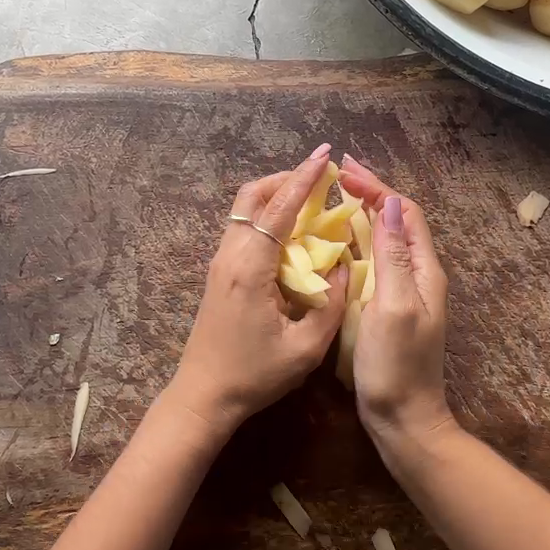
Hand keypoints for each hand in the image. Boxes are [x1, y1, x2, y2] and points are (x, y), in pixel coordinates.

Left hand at [165, 144, 348, 434]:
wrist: (203, 395)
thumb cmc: (254, 375)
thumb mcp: (305, 348)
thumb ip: (332, 305)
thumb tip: (346, 268)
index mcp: (250, 267)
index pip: (278, 208)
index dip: (303, 178)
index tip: (325, 154)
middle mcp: (230, 254)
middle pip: (254, 195)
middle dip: (288, 178)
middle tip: (321, 176)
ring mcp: (220, 260)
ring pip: (247, 208)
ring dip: (277, 194)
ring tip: (311, 198)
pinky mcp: (220, 270)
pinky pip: (245, 226)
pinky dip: (268, 214)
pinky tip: (291, 230)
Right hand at [339, 157, 454, 447]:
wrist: (404, 421)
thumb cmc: (396, 365)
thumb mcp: (393, 306)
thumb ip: (392, 255)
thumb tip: (390, 203)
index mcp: (423, 269)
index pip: (404, 212)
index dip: (377, 187)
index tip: (345, 172)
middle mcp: (417, 274)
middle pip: (396, 220)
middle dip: (370, 192)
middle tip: (338, 173)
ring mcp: (403, 291)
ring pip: (385, 238)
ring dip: (363, 213)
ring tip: (335, 197)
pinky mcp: (387, 306)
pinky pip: (374, 261)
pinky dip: (357, 240)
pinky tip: (337, 240)